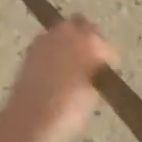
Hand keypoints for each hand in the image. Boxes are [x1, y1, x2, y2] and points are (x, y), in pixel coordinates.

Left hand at [1, 16, 117, 141]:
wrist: (32, 116)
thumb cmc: (69, 109)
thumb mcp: (91, 95)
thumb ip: (95, 76)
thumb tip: (94, 72)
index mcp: (90, 43)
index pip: (105, 45)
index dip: (109, 56)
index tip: (110, 67)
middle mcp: (68, 32)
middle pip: (82, 25)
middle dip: (89, 37)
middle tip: (92, 56)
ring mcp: (47, 37)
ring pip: (63, 29)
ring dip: (70, 40)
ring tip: (73, 60)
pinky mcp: (32, 47)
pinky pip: (48, 41)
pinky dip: (54, 48)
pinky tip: (55, 65)